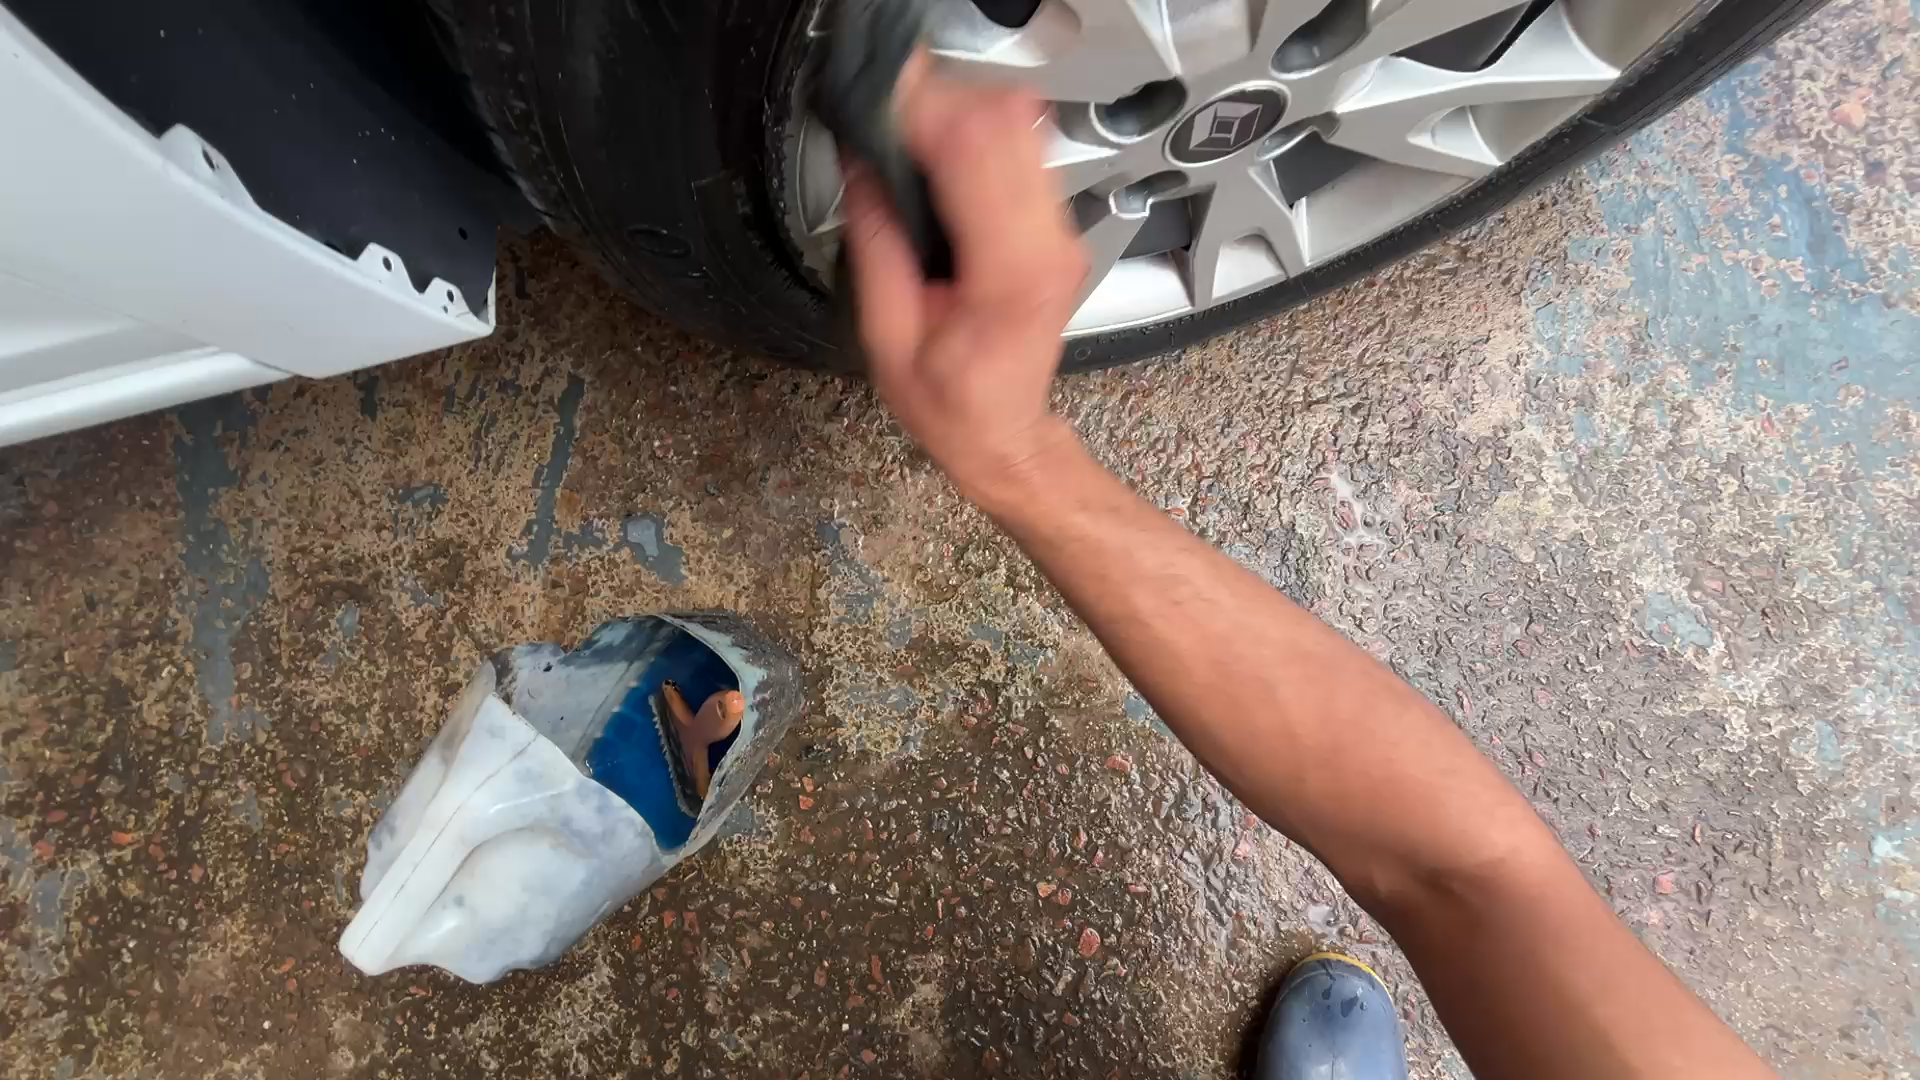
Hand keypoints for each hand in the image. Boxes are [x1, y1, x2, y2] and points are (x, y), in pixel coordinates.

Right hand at [842, 72, 1085, 502]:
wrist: (1005, 434)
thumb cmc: (954, 407)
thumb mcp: (889, 341)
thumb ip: (877, 247)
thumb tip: (862, 170)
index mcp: (1009, 277)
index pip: (974, 149)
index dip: (919, 110)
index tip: (875, 105)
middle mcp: (1049, 246)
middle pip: (1005, 119)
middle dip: (938, 102)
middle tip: (888, 121)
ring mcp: (1063, 235)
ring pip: (1020, 123)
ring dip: (959, 115)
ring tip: (910, 142)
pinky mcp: (1059, 230)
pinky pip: (1024, 151)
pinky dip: (978, 137)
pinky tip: (942, 162)